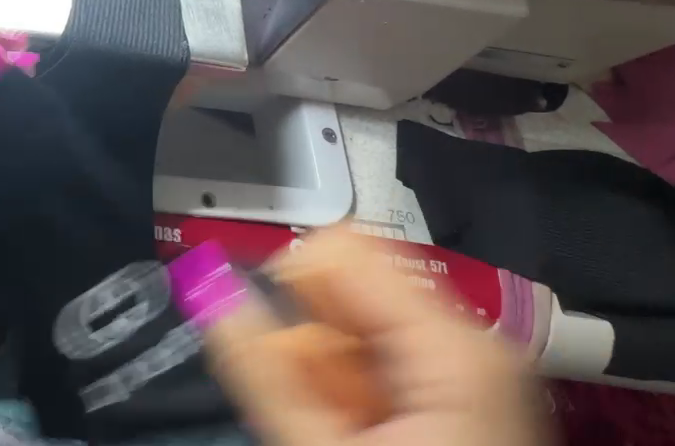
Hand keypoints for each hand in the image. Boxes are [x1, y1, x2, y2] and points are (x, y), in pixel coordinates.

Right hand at [196, 230, 547, 445]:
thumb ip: (260, 365)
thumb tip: (208, 286)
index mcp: (450, 341)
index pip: (339, 247)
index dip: (291, 288)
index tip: (287, 352)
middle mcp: (465, 337)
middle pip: (345, 286)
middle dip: (310, 340)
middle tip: (321, 410)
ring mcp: (466, 363)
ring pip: (354, 320)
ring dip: (326, 367)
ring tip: (343, 430)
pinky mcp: (458, 387)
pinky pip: (378, 349)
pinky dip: (352, 384)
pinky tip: (363, 433)